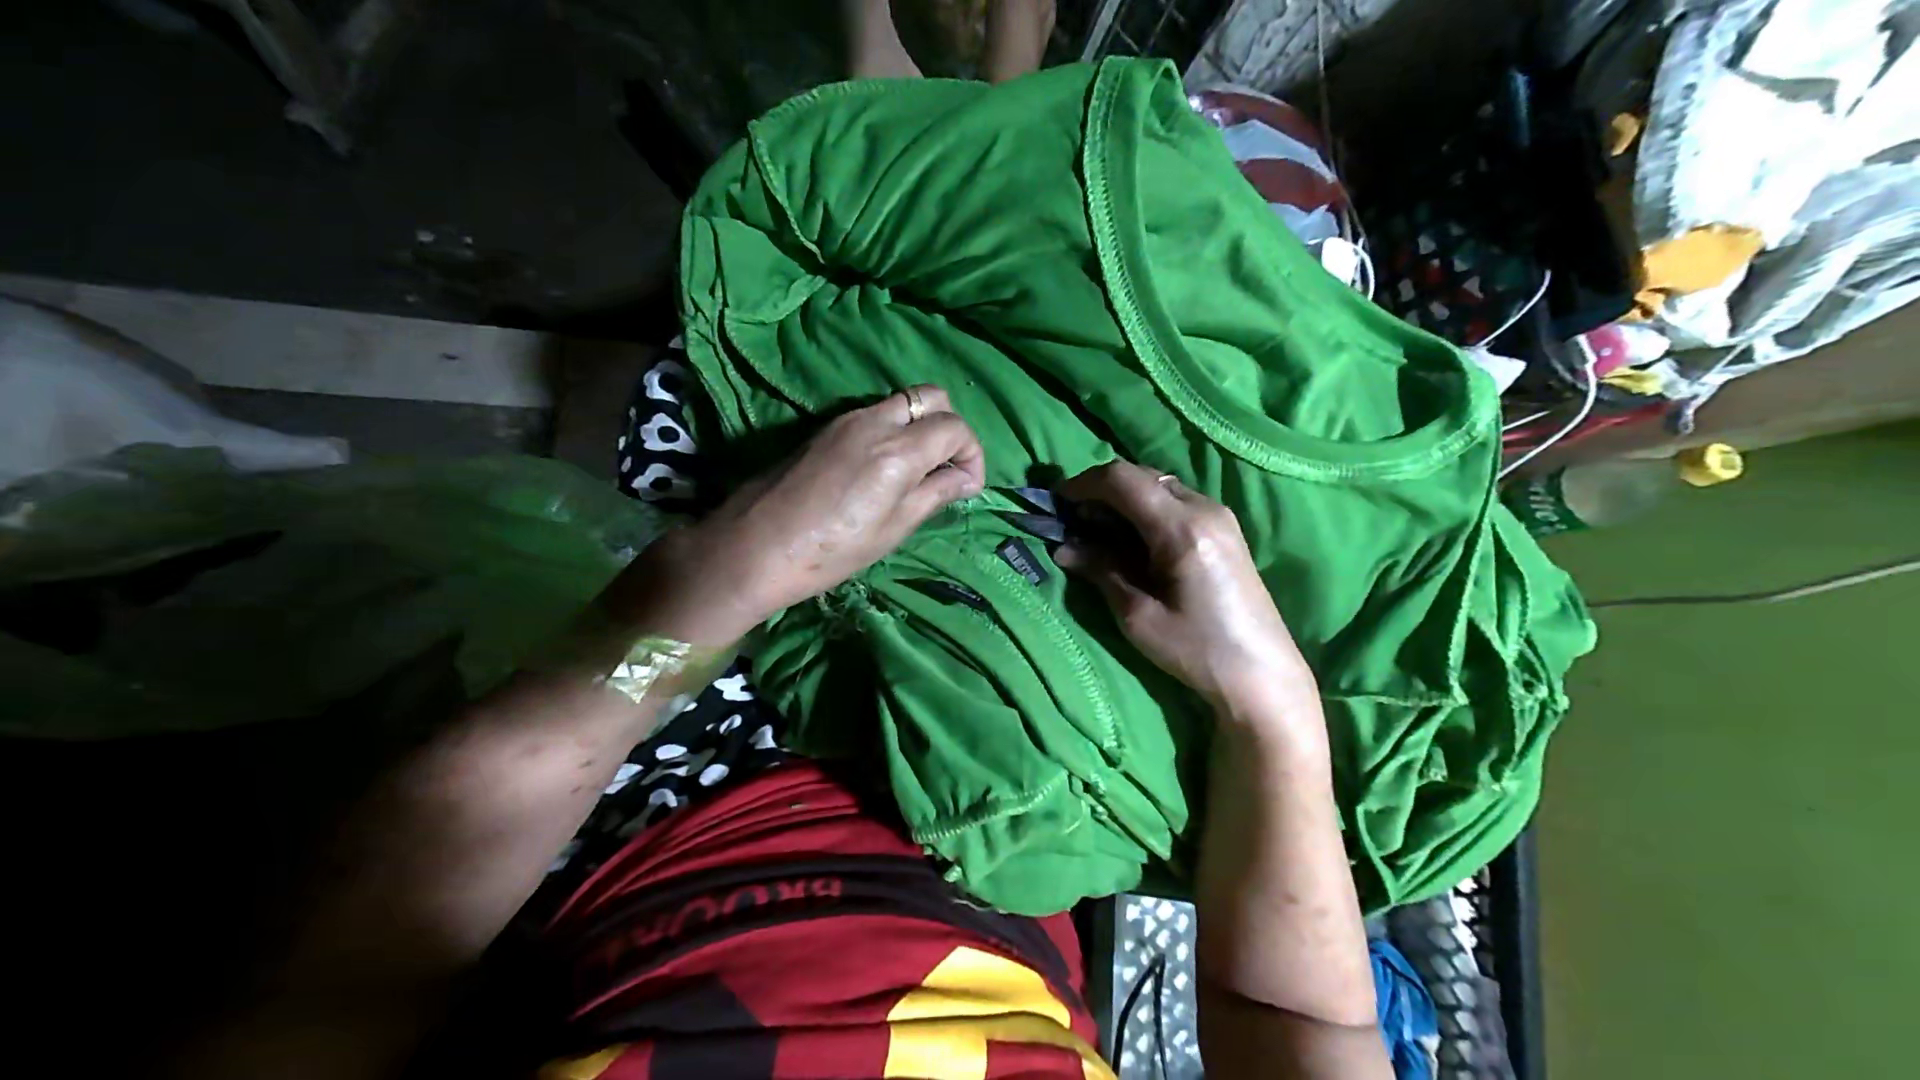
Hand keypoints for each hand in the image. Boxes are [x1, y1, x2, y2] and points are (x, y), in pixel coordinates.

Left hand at [618, 385, 984, 644]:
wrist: (753, 547)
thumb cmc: (829, 552)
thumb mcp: (892, 530)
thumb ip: (934, 494)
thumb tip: (965, 478)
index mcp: (897, 451)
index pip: (954, 428)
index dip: (972, 454)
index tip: (966, 486)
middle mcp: (874, 421)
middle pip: (932, 397)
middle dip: (950, 427)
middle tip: (944, 468)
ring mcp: (846, 420)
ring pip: (902, 402)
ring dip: (920, 427)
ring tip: (914, 473)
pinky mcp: (825, 428)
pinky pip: (874, 414)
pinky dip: (893, 430)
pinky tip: (881, 470)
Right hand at [1054, 461, 1315, 713]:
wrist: (1262, 675)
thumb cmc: (1198, 651)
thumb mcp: (1138, 616)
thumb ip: (1100, 571)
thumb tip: (1063, 547)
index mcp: (1182, 528)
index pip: (1123, 479)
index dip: (1083, 484)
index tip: (1056, 504)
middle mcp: (1204, 508)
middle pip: (1140, 475)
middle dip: (1100, 489)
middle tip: (1073, 521)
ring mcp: (1219, 515)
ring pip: (1157, 484)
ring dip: (1122, 498)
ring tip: (1097, 531)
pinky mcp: (1224, 528)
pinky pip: (1174, 500)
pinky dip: (1143, 507)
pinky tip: (1131, 538)